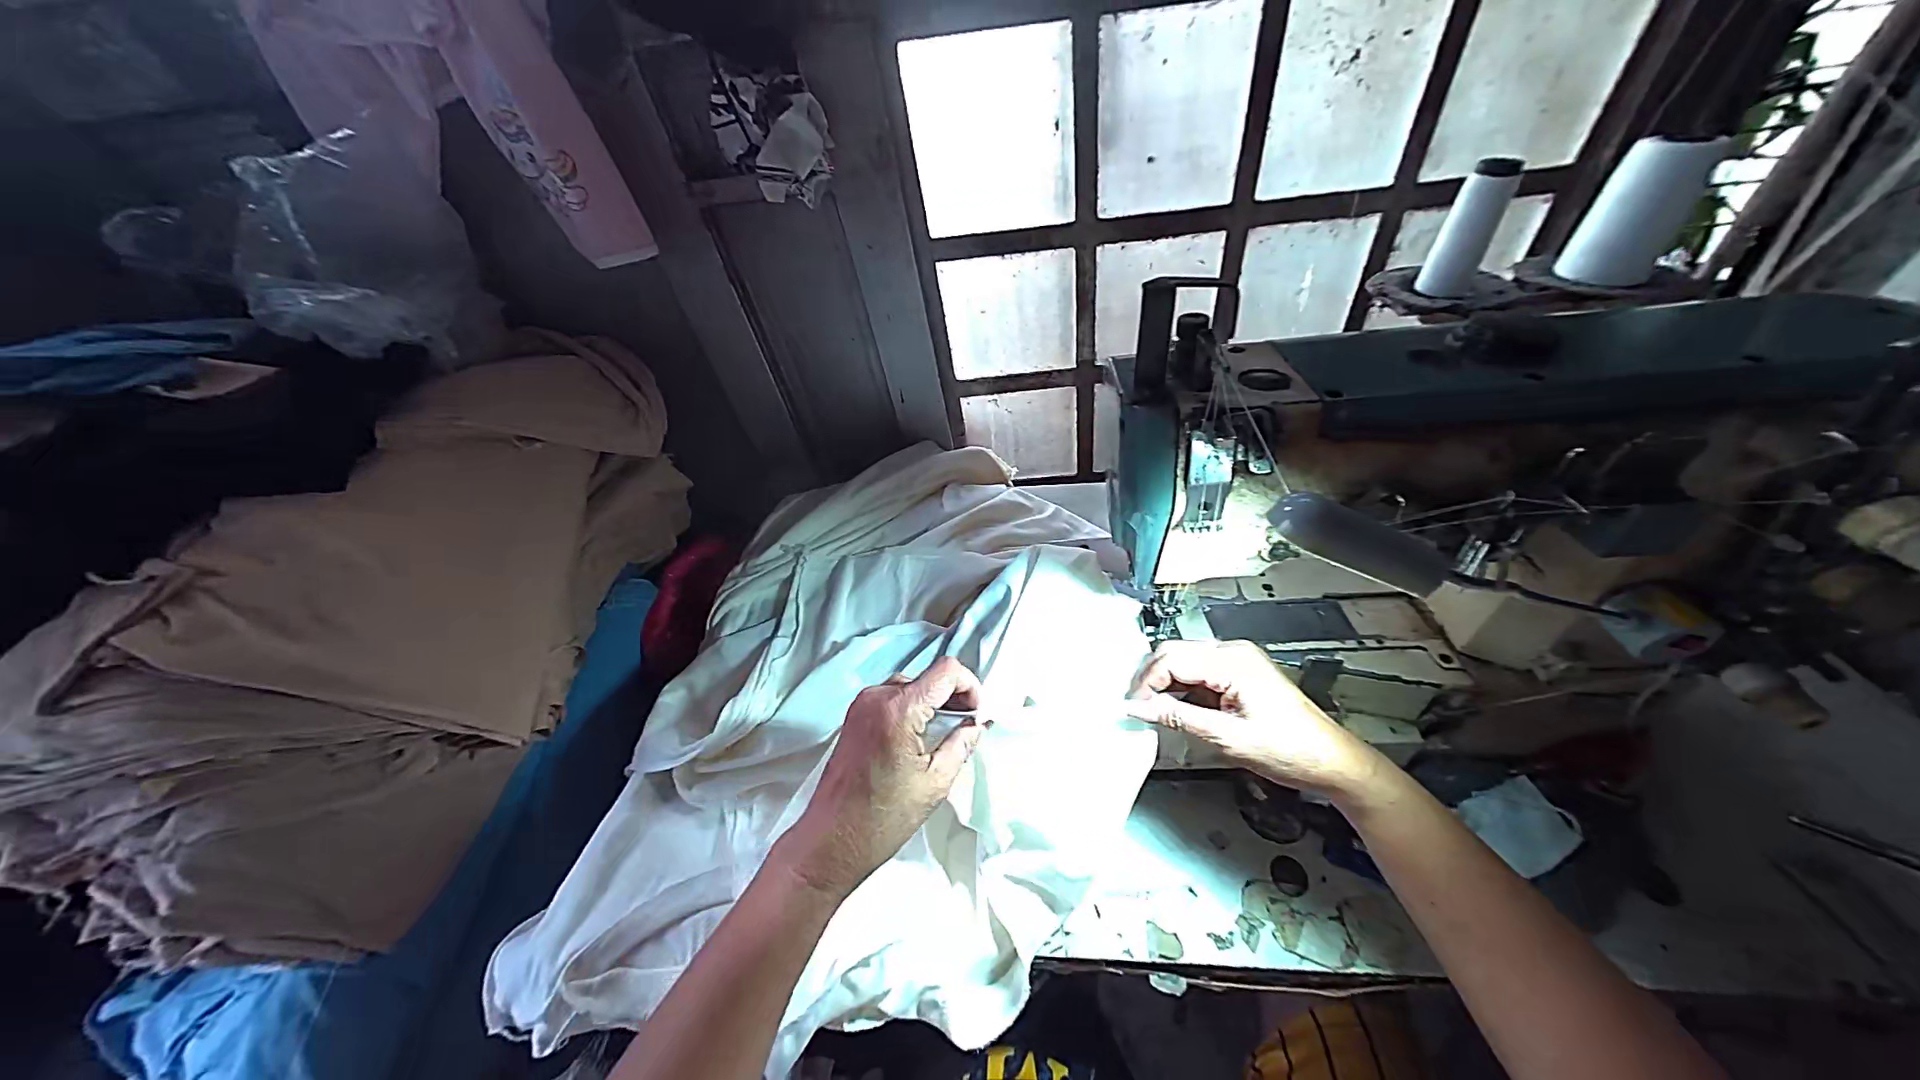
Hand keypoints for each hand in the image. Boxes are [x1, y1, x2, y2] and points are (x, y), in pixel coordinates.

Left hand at [772, 657, 986, 898]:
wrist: (834, 839)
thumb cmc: (878, 819)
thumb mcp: (935, 781)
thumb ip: (962, 744)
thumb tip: (975, 726)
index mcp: (898, 710)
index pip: (946, 670)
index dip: (969, 685)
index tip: (976, 709)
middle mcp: (876, 699)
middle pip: (928, 677)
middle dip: (952, 697)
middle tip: (967, 725)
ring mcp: (861, 706)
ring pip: (911, 687)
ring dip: (932, 704)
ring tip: (945, 735)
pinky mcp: (854, 717)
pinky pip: (891, 699)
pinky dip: (912, 710)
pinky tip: (921, 738)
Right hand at [1125, 639, 1385, 796]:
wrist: (1333, 762)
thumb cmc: (1295, 749)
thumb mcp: (1226, 737)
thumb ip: (1177, 718)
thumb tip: (1141, 708)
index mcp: (1233, 661)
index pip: (1170, 659)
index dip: (1146, 684)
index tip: (1134, 707)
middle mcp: (1235, 654)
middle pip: (1173, 653)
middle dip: (1150, 680)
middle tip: (1138, 709)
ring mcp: (1238, 662)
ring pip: (1183, 662)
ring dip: (1165, 686)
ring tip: (1156, 714)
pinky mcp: (1239, 676)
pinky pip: (1198, 673)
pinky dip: (1182, 690)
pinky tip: (1178, 711)